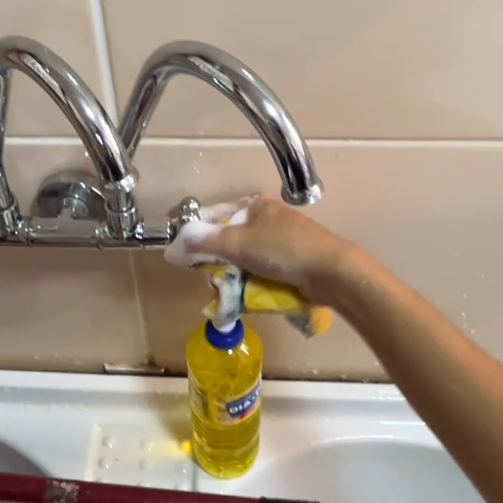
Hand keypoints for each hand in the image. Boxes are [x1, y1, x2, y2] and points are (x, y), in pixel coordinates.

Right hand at [180, 196, 365, 306]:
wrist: (332, 272)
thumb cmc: (284, 249)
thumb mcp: (237, 243)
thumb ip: (201, 244)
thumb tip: (170, 249)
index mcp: (253, 206)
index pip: (212, 215)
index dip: (195, 234)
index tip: (184, 257)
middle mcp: (265, 220)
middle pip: (226, 241)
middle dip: (215, 262)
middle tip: (211, 280)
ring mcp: (278, 243)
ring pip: (241, 260)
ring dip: (232, 277)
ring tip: (228, 294)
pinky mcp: (289, 264)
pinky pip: (258, 273)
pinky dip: (250, 283)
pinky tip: (247, 296)